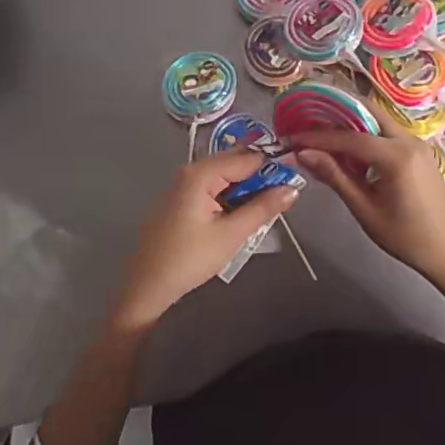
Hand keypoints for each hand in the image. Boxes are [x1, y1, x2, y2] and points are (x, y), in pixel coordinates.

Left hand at [114, 150, 300, 330]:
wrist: (147, 285)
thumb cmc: (190, 258)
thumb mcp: (232, 234)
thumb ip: (263, 208)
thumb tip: (293, 188)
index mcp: (201, 173)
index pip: (247, 158)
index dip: (274, 167)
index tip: (297, 178)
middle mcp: (190, 172)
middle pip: (234, 164)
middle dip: (260, 179)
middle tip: (286, 195)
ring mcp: (182, 186)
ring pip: (224, 179)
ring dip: (246, 191)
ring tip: (268, 208)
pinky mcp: (180, 201)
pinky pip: (212, 190)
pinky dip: (230, 198)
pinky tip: (242, 214)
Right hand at [290, 115, 444, 285]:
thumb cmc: (406, 237)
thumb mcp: (365, 208)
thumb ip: (335, 176)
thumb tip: (303, 154)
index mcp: (397, 156)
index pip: (349, 137)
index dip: (318, 136)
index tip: (292, 138)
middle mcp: (410, 140)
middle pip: (366, 111)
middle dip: (334, 115)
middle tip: (306, 125)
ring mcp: (417, 144)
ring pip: (377, 120)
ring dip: (349, 124)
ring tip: (321, 137)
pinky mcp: (419, 151)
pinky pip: (387, 132)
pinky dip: (365, 134)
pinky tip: (348, 151)